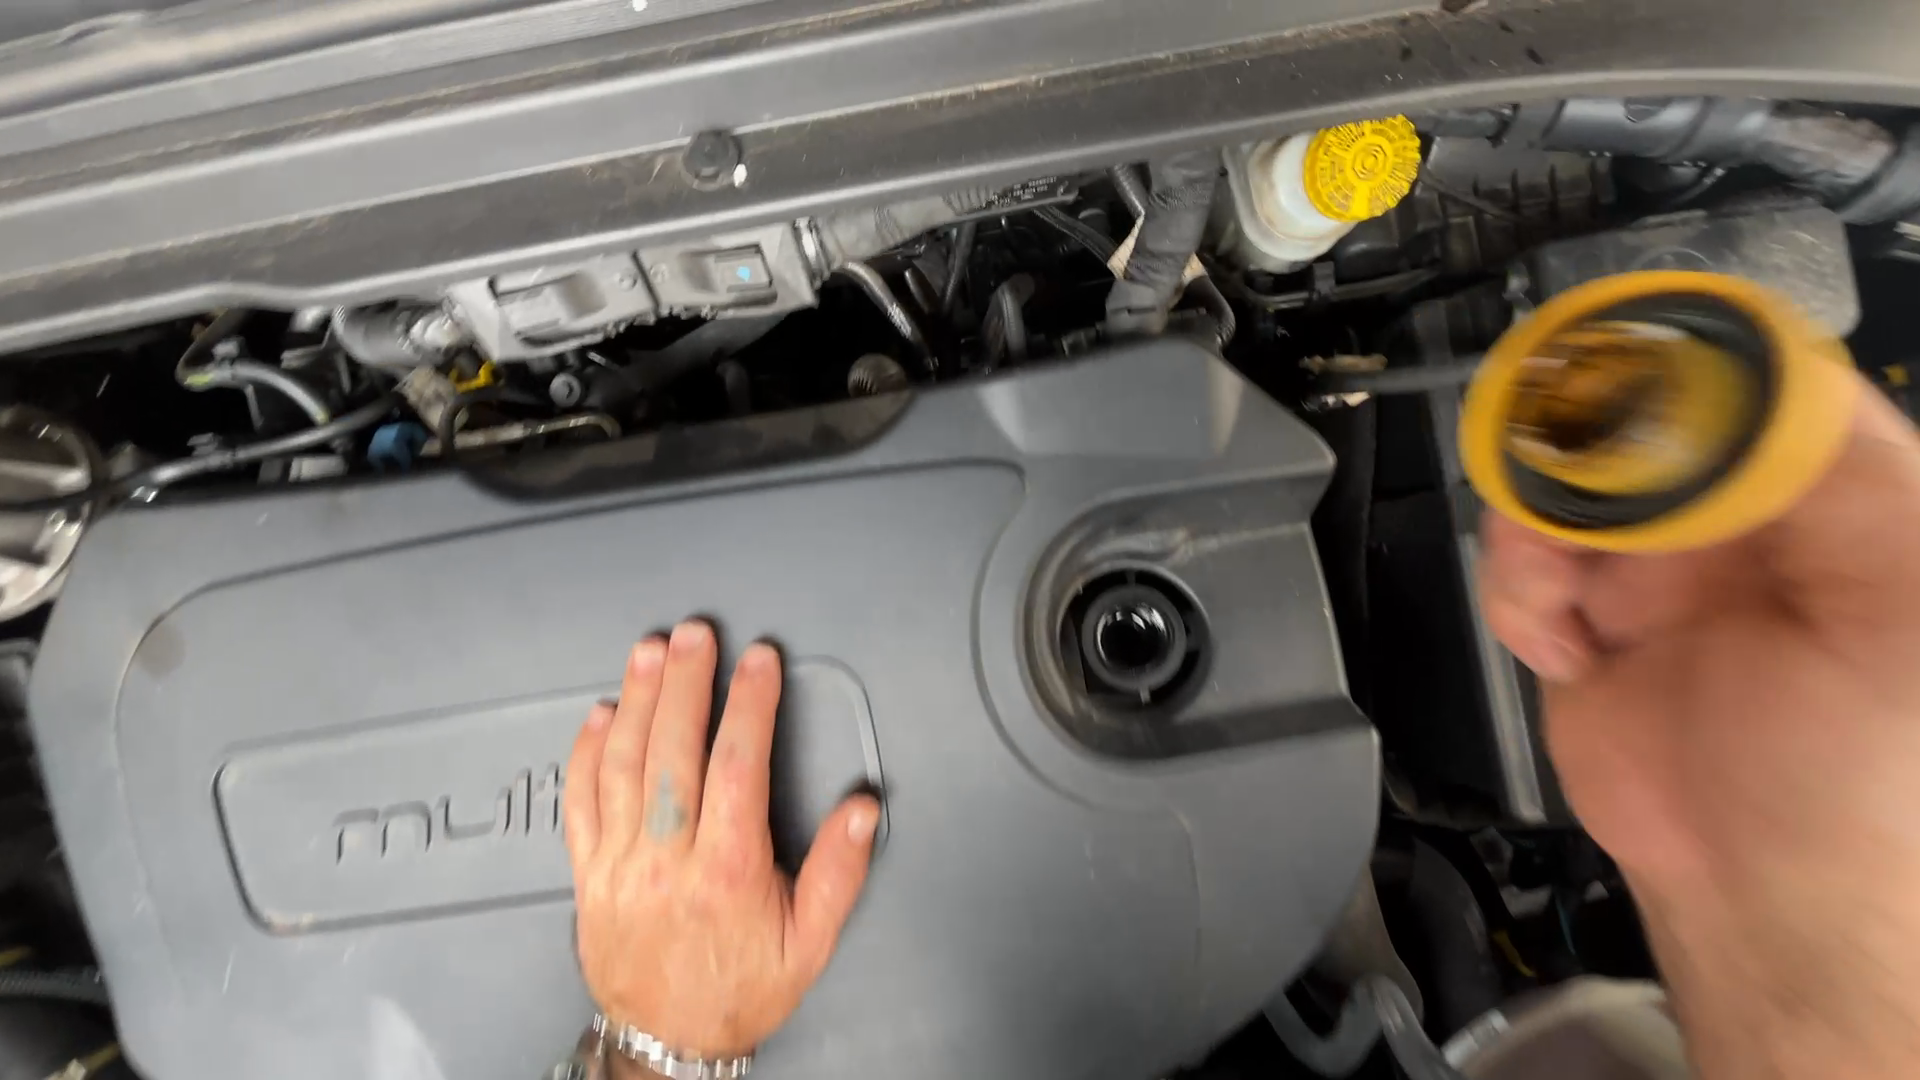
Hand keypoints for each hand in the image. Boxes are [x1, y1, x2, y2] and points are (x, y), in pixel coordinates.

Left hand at [565, 621, 881, 1063]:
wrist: (665, 1045)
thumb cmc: (741, 987)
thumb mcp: (811, 942)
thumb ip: (839, 871)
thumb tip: (861, 808)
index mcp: (726, 870)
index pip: (737, 766)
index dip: (750, 704)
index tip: (759, 661)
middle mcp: (667, 859)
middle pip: (672, 752)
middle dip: (685, 682)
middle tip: (695, 634)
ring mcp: (619, 865)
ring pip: (622, 766)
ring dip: (637, 701)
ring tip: (649, 653)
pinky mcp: (588, 874)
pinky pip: (579, 805)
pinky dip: (586, 753)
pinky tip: (600, 715)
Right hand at [1479, 378, 1919, 1079]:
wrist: (1742, 878)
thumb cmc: (1859, 774)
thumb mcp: (1902, 632)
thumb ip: (1856, 500)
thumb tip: (1772, 394)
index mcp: (1833, 510)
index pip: (1751, 401)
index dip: (1677, 374)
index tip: (1598, 373)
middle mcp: (1733, 529)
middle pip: (1618, 444)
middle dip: (1568, 481)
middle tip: (1557, 527)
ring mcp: (1643, 570)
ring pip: (1548, 505)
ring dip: (1530, 556)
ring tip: (1559, 618)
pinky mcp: (1574, 612)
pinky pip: (1513, 572)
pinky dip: (1513, 605)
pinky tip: (1556, 651)